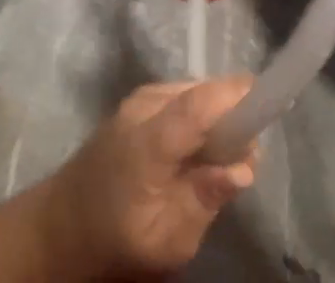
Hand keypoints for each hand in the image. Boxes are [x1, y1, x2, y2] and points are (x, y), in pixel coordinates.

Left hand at [45, 77, 257, 274]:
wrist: (58, 227)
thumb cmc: (113, 241)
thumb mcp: (165, 242)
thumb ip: (203, 202)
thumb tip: (241, 168)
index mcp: (149, 139)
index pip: (201, 101)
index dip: (241, 95)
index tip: (277, 102)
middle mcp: (144, 106)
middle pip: (206, 92)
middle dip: (234, 121)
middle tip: (236, 169)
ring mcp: (138, 100)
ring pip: (197, 93)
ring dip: (216, 123)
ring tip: (210, 170)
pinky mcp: (137, 104)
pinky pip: (183, 100)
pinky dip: (199, 121)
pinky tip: (191, 158)